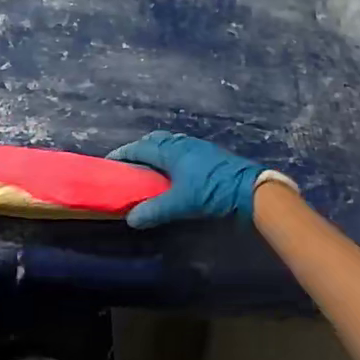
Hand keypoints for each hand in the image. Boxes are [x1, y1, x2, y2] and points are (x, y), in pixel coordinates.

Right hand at [108, 131, 274, 228]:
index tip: (110, 162)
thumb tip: (131, 218)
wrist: (249, 189)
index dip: (124, 154)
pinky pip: (182, 149)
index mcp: (172, 151)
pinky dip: (170, 156)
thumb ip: (154, 210)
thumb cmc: (212, 192)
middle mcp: (183, 144)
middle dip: (139, 149)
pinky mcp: (209, 155)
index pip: (141, 148)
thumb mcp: (180, 204)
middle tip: (128, 164)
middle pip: (155, 140)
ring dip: (156, 151)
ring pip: (170, 143)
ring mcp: (198, 147)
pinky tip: (173, 171)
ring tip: (148, 168)